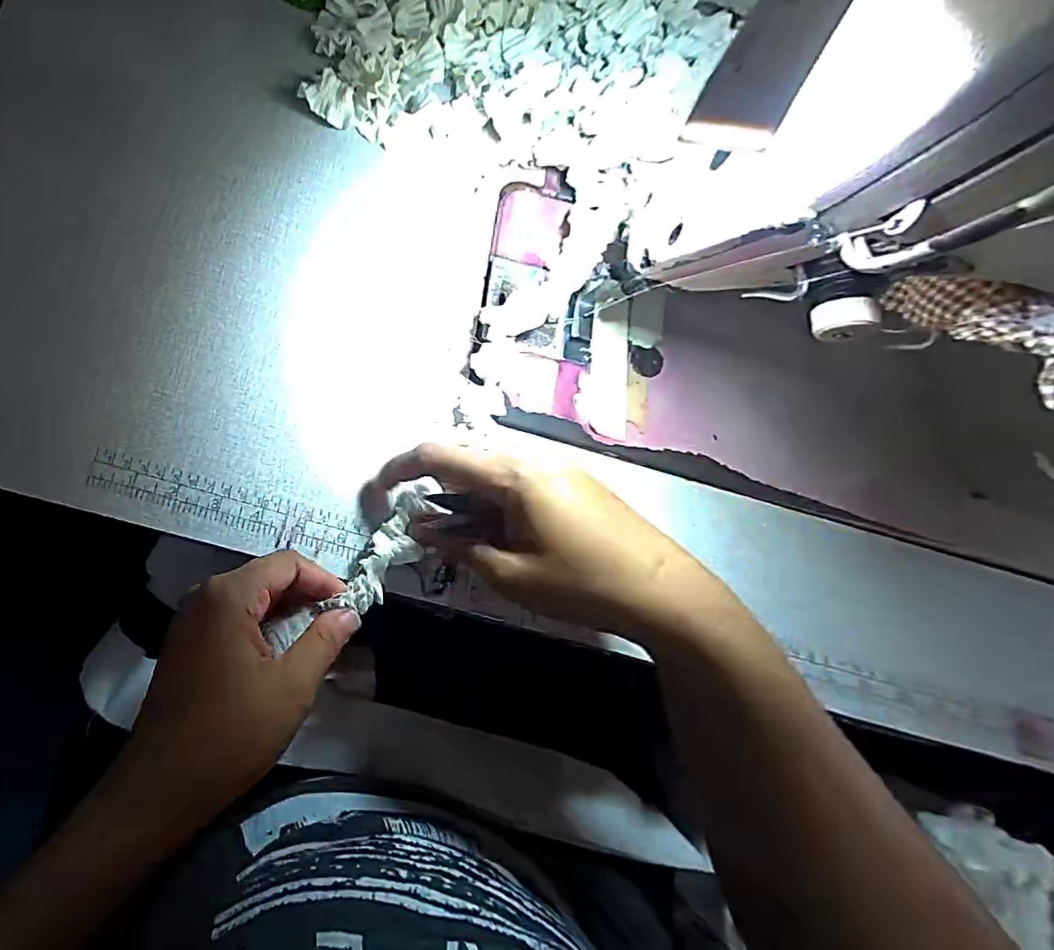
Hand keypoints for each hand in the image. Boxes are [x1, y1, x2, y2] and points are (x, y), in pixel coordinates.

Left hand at [95, 551, 360, 843]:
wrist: (164, 780)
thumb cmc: (232, 733)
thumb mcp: (290, 688)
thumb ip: (323, 641)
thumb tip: (348, 613)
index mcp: (227, 595)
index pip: (285, 563)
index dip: (323, 578)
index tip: (352, 606)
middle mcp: (203, 594)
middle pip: (264, 575)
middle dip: (306, 593)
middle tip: (341, 621)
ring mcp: (189, 616)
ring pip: (247, 596)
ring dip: (285, 609)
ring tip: (320, 635)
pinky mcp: (185, 639)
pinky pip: (229, 616)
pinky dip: (260, 624)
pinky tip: (282, 648)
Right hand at [371, 443, 742, 642]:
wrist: (674, 597)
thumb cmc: (584, 585)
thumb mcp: (509, 575)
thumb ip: (457, 546)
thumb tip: (421, 529)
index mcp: (513, 476)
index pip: (439, 455)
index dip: (401, 468)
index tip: (379, 488)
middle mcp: (534, 460)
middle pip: (464, 456)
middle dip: (433, 483)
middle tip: (424, 521)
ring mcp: (559, 469)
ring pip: (491, 468)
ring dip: (465, 494)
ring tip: (464, 533)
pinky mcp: (576, 483)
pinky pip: (517, 478)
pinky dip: (493, 498)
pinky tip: (501, 530)